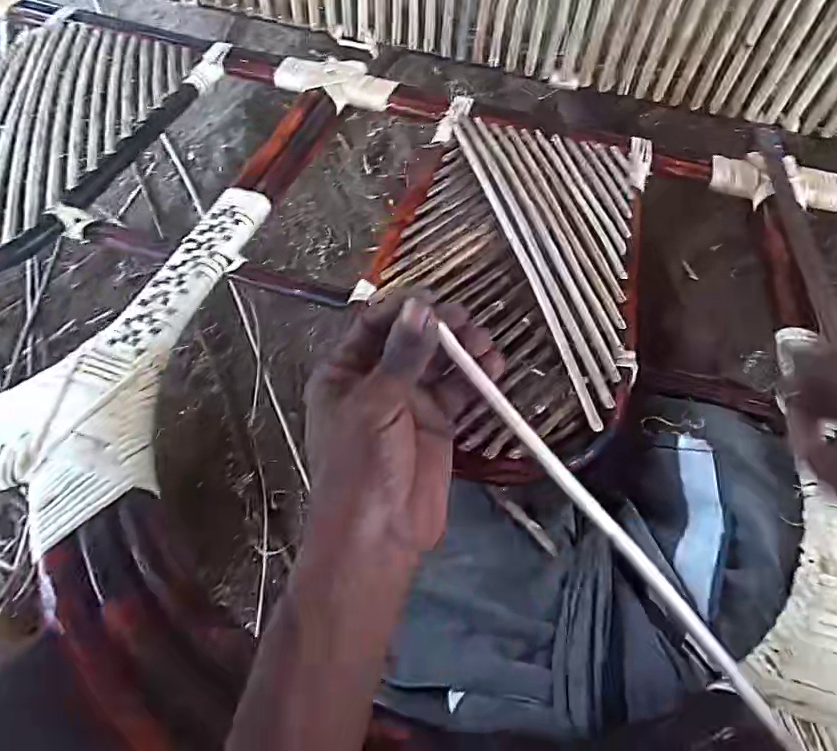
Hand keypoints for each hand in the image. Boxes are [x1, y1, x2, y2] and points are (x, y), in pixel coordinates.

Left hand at [302, 293, 504, 563]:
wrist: (376, 537)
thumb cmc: (358, 465)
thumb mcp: (375, 405)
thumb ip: (402, 356)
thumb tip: (420, 309)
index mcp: (344, 372)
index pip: (372, 327)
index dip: (401, 310)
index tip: (431, 299)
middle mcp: (376, 381)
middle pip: (409, 342)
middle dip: (437, 329)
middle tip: (465, 319)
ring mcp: (407, 402)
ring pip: (437, 364)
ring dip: (460, 351)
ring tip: (483, 340)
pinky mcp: (435, 424)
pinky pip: (456, 392)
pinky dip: (474, 379)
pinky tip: (492, 366)